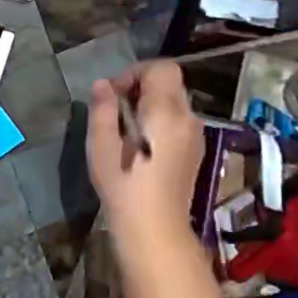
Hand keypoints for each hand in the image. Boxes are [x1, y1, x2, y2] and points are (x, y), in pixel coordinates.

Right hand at [86, 61, 203, 248]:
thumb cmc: (123, 187)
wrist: (155, 228)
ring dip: (150, 102)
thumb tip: (102, 84)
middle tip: (115, 111)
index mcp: (165, 113)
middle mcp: (187, 118)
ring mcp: (195, 134)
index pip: (162, 68)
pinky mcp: (195, 149)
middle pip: (170, 82)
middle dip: (141, 86)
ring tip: (125, 128)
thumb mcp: (101, 147)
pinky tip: (140, 143)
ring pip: (175, 100)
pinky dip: (159, 118)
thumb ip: (102, 111)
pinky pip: (179, 118)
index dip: (135, 72)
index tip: (114, 94)